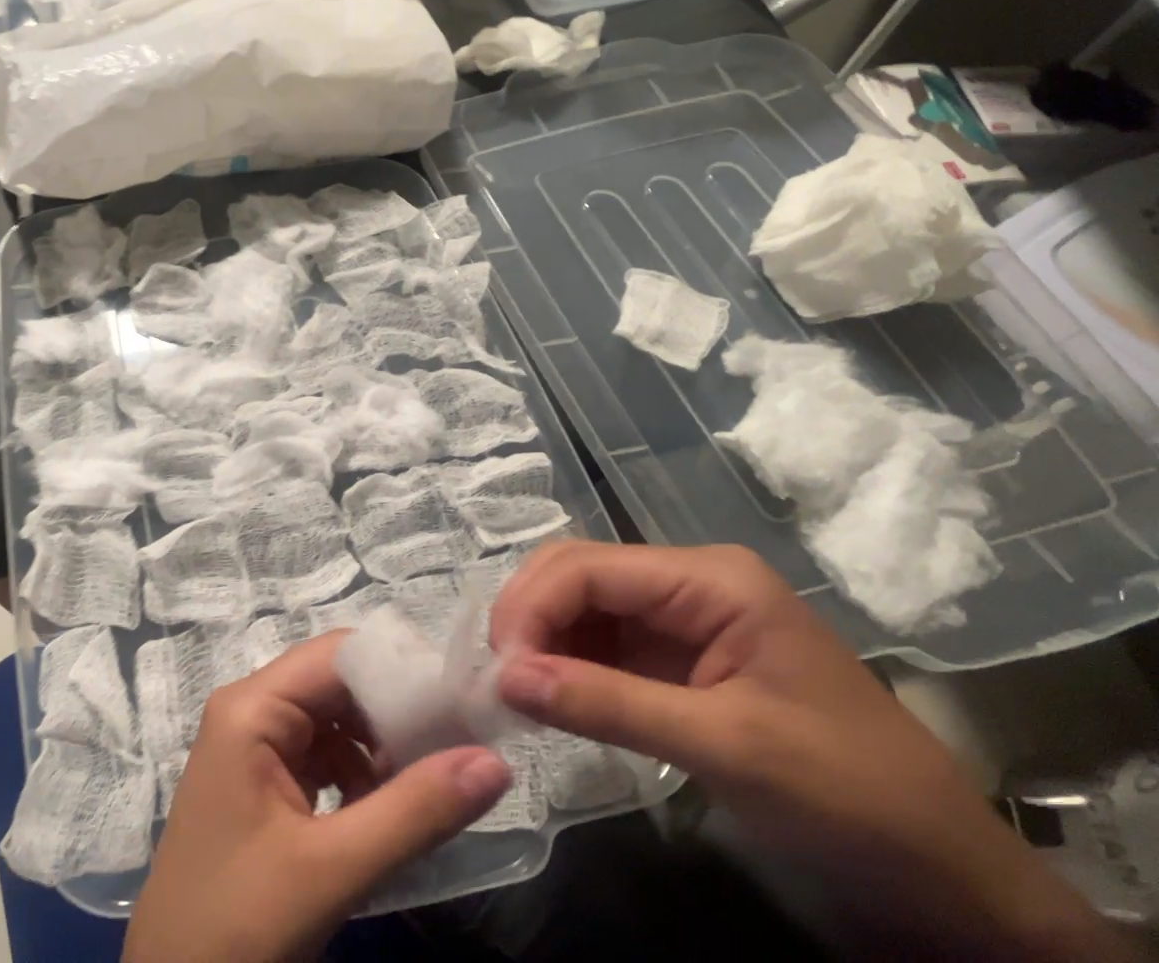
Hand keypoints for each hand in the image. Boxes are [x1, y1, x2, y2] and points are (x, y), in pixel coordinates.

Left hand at [123, 633, 511, 962]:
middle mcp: (251, 713)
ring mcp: (255, 749)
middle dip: (402, 712)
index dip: (405, 669)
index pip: (340, 654)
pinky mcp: (264, 785)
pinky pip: (326, 759)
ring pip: (338, 723)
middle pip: (341, 685)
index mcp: (252, 709)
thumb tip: (497, 761)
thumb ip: (415, 811)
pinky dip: (364, 778)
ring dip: (387, 749)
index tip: (468, 703)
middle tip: (467, 745)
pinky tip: (391, 812)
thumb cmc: (238, 919)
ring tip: (436, 783)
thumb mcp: (332, 867)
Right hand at [490, 540, 1134, 961]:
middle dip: (526, 619)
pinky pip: (596, 646)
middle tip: (497, 683)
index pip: (586, 567)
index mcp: (710, 580)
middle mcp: (688, 584)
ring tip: (512, 698)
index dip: (529, 609)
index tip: (498, 674)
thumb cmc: (844, 790)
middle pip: (574, 574)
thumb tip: (503, 677)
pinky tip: (544, 702)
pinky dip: (560, 669)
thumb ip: (608, 703)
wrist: (930, 861)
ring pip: (578, 608)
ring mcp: (681, 621)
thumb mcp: (724, 745)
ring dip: (537, 645)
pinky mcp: (673, 660)